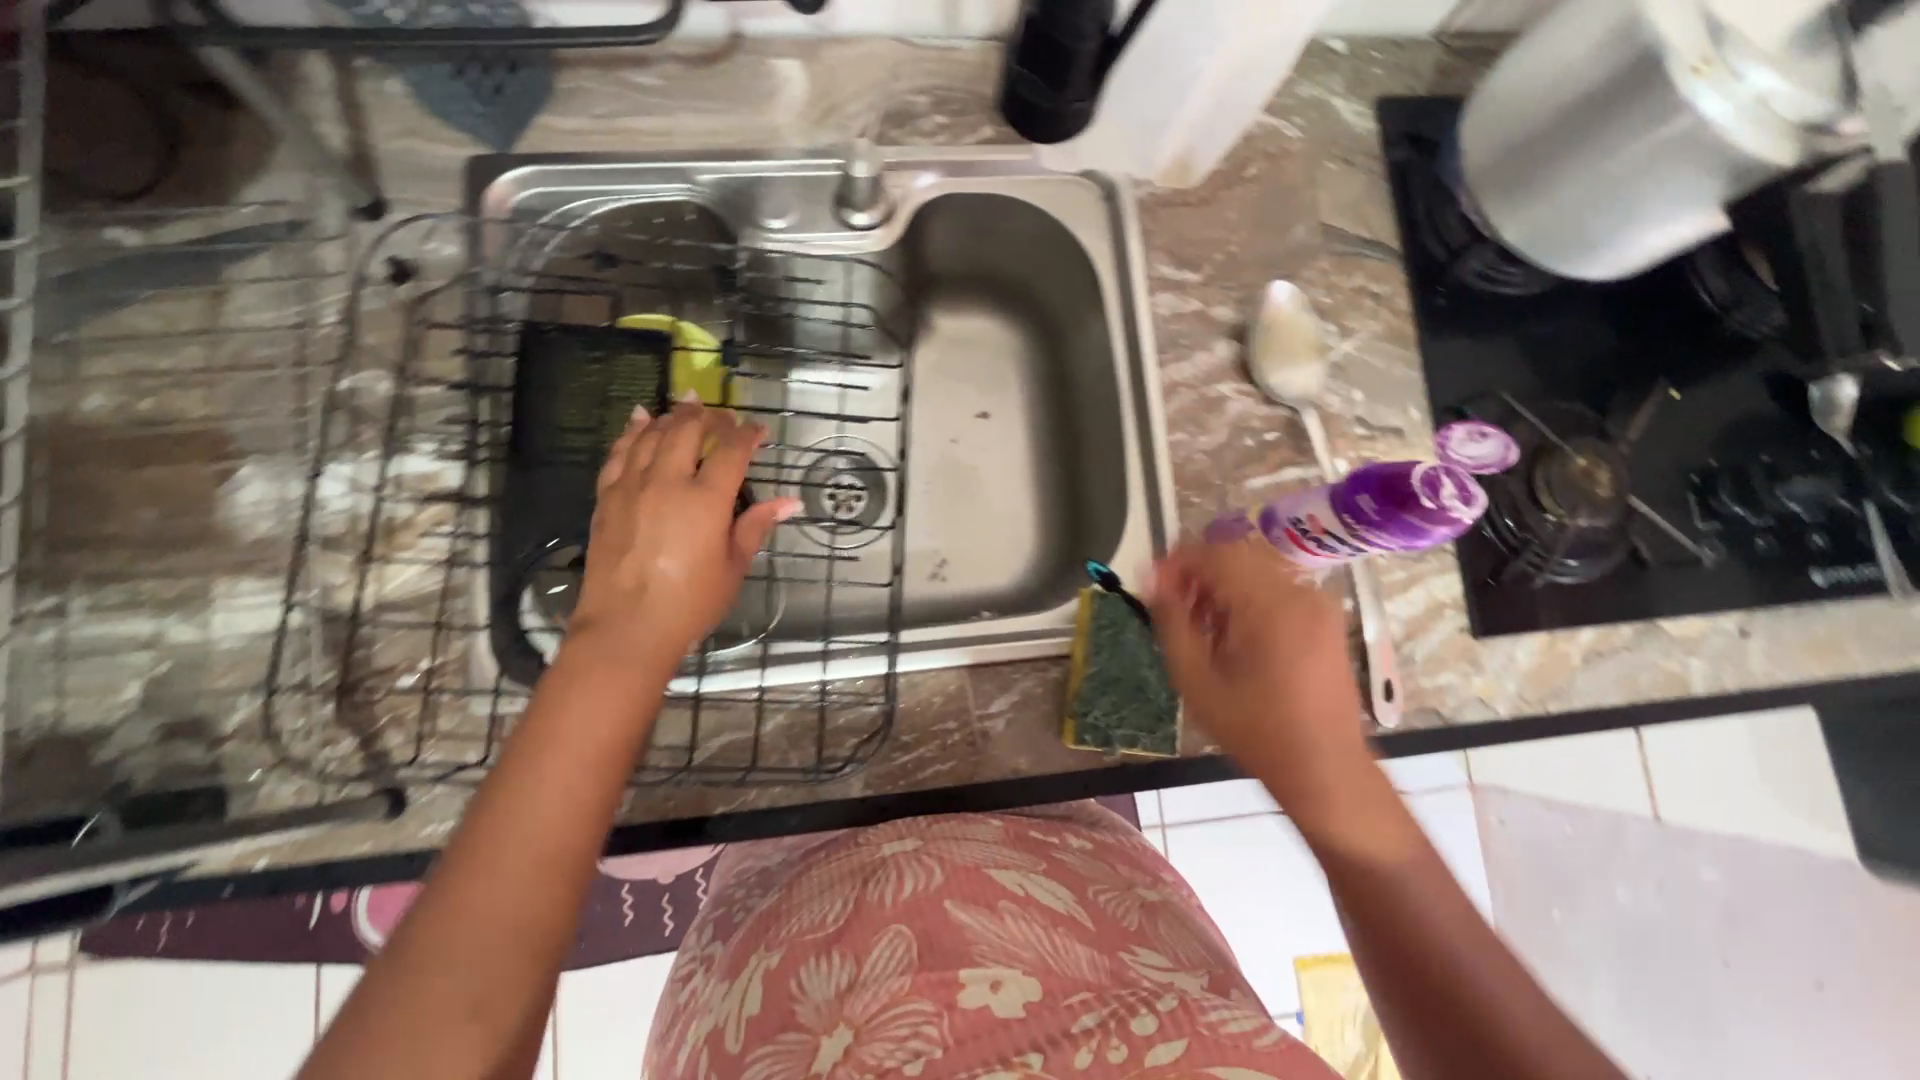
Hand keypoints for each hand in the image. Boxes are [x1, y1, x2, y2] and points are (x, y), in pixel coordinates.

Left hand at [567, 398, 799, 663]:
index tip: (758, 430)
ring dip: (671, 417)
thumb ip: (755, 526)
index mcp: (706, 499)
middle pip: (688, 431)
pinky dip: (631, 432)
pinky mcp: (607, 498)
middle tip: (722, 415)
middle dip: (708, 417)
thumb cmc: (690, 603)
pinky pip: (619, 453)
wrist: (627, 627)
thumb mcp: (733, 567)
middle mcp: (668, 482)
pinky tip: (638, 420)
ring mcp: (632, 487)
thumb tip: (790, 502)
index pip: (731, 452)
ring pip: (651, 435)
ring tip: (685, 406)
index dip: (747, 435)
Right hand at [1148, 537, 1374, 825]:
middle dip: (1199, 574)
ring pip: (1257, 571)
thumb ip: (1172, 622)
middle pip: (1237, 557)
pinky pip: (1278, 590)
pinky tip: (1232, 636)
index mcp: (1269, 605)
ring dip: (1222, 587)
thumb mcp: (1196, 680)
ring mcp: (1318, 605)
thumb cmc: (1255, 729)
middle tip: (1173, 607)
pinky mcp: (1326, 620)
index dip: (1177, 561)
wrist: (1324, 766)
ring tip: (1200, 626)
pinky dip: (1248, 599)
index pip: (1215, 554)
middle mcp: (1299, 593)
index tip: (1152, 583)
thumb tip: (1154, 580)